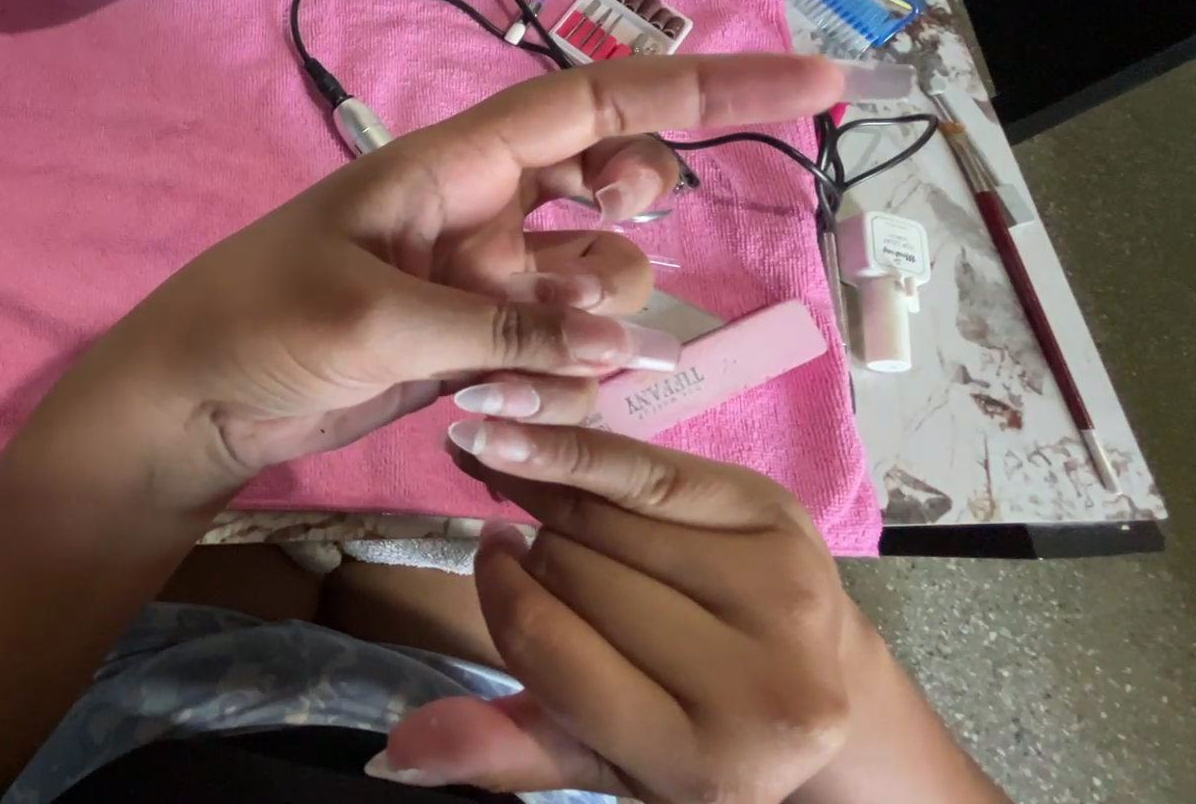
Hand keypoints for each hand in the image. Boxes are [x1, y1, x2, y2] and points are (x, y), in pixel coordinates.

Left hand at [31, 54, 842, 504]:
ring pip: (584, 282)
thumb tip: (627, 346)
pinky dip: (558, 372)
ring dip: (590, 318)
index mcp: (444, 169)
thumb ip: (499, 328)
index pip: (589, 106)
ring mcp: (471, 283)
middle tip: (598, 257)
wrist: (202, 397)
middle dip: (628, 218)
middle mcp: (470, 214)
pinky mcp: (463, 343)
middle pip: (601, 184)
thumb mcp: (374, 316)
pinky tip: (513, 398)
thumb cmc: (260, 325)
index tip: (813, 89)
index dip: (699, 92)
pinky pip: (549, 347)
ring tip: (535, 360)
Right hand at [374, 423, 865, 801]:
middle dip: (534, 551)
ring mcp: (784, 594)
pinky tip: (514, 434)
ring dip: (547, 497)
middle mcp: (766, 688)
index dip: (498, 591)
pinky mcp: (777, 517)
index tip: (488, 557)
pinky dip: (567, 447)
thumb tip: (393, 754)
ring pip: (595, 512)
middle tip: (532, 546)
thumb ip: (499, 749)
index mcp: (709, 765)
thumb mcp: (590, 754)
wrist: (806, 681)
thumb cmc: (681, 723)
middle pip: (572, 569)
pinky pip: (637, 465)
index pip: (546, 643)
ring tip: (539, 498)